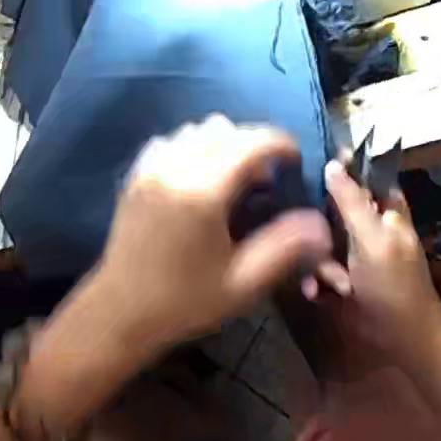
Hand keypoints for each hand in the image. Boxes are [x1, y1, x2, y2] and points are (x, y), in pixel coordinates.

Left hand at [65, 116, 331, 366]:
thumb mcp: (243, 282)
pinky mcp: (136, 175)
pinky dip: (192, 147)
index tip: (294, 161)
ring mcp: (151, 168)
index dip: (281, 143)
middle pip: (225, 129)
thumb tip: (321, 223)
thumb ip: (284, 247)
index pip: (251, 142)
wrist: (120, 311)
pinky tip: (198, 177)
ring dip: (222, 143)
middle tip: (264, 180)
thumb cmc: (185, 301)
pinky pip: (171, 141)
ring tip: (232, 178)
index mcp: (204, 191)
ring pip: (196, 130)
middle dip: (252, 144)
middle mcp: (175, 167)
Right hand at [313, 160, 440, 360]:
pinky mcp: (340, 276)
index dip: (336, 171)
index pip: (360, 176)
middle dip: (318, 228)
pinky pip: (316, 266)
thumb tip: (332, 163)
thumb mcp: (373, 239)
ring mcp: (352, 252)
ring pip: (319, 239)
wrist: (402, 340)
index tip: (307, 170)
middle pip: (330, 208)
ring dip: (319, 263)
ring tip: (332, 283)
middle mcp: (367, 225)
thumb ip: (352, 202)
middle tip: (319, 243)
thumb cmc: (394, 285)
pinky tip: (316, 293)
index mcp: (384, 210)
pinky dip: (316, 280)